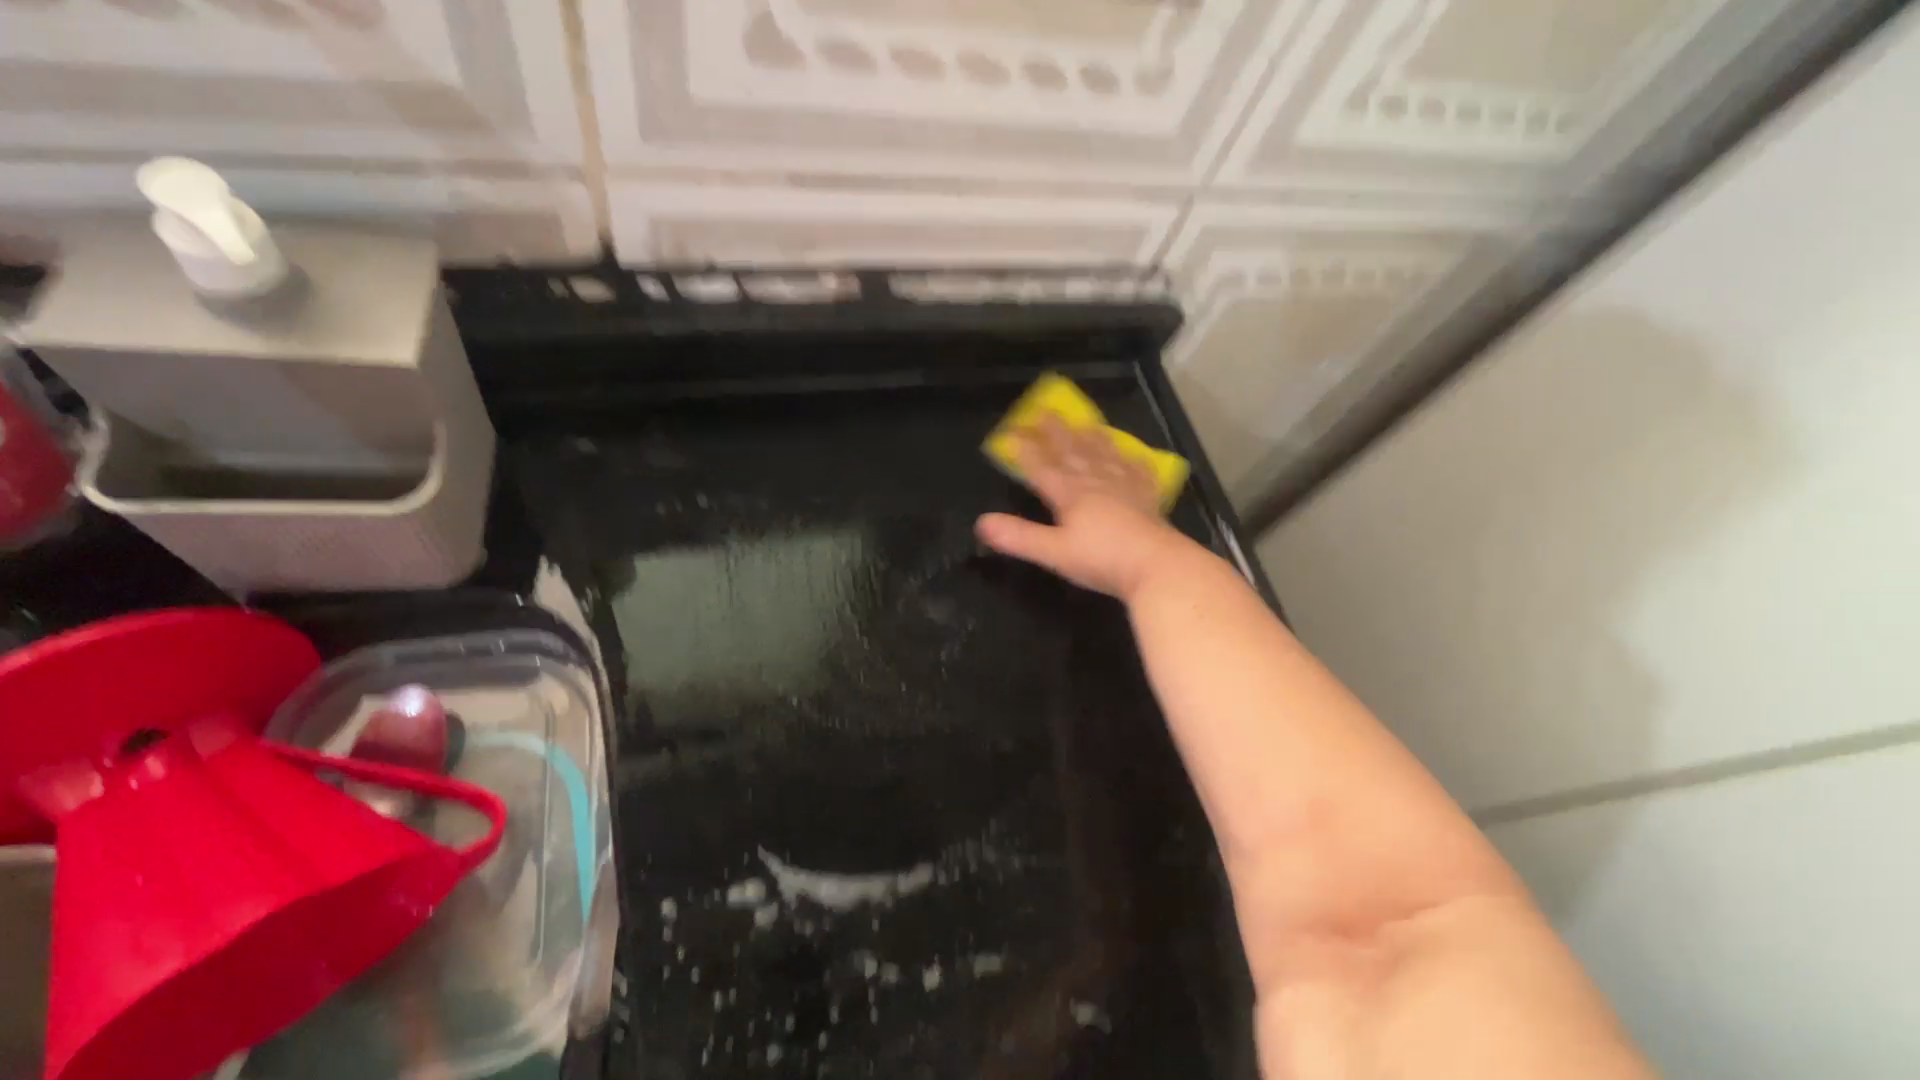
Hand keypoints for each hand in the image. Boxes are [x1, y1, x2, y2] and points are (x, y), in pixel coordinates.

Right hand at [976, 416, 1186, 599]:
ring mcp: (1125, 489)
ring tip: (1086, 424)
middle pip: (1073, 452)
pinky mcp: (1149, 501)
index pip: (1042, 467)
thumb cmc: (1102, 560)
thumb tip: (981, 522)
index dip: (1025, 450)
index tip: (1011, 431)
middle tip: (1047, 412)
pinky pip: (1139, 474)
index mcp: (1071, 494)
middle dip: (1056, 433)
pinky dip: (1133, 462)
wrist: (1157, 566)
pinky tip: (1134, 456)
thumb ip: (1018, 536)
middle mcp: (1097, 483)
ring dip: (1093, 439)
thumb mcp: (1053, 552)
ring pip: (1105, 456)